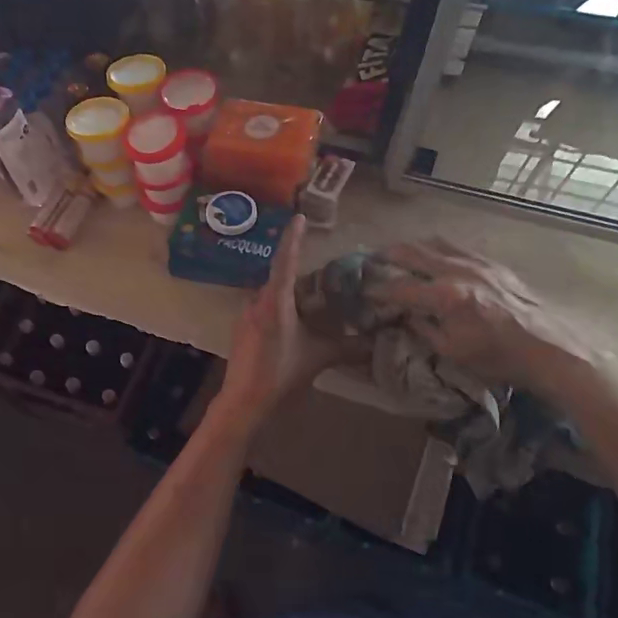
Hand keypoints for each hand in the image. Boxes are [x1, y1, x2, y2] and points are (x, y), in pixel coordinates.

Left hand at [214, 216, 342, 426]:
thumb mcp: (318, 358)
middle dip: (298, 272)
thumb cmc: (280, 374)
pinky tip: (294, 323)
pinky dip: (280, 309)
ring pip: (271, 295)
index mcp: (275, 302)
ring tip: (312, 300)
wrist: (243, 400)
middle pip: (279, 278)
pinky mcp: (242, 329)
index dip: (293, 239)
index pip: (285, 262)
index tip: (298, 217)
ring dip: (289, 294)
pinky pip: (263, 309)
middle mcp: (257, 302)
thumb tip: (376, 342)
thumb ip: (347, 347)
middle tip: (323, 274)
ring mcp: (246, 315)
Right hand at [371, 238, 597, 395]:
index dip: (376, 289)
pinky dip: (435, 250)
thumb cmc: (496, 356)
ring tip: (396, 255)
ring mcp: (477, 263)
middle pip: (411, 252)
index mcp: (445, 296)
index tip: (362, 291)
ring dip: (410, 248)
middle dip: (386, 257)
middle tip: (370, 262)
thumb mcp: (449, 349)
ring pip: (433, 243)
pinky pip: (455, 247)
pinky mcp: (492, 263)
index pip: (398, 287)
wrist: (549, 349)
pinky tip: (432, 259)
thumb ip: (421, 327)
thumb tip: (403, 314)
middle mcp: (458, 271)